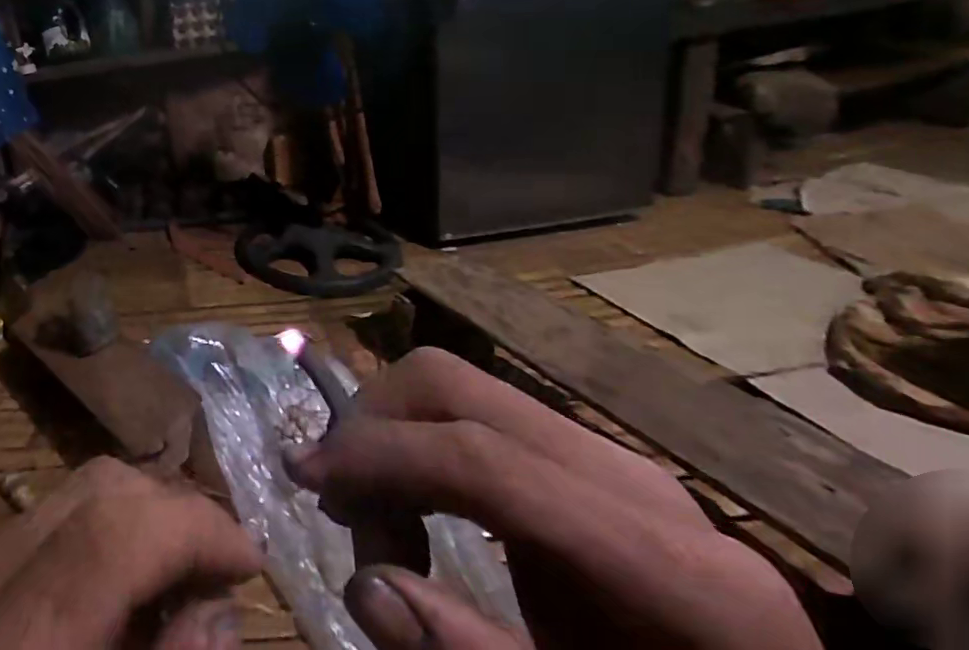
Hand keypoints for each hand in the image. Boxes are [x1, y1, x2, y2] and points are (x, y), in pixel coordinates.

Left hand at [0, 457, 260, 649]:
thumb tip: (215, 606)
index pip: (104, 540)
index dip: (192, 527)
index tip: (248, 559)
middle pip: (87, 493)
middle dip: (170, 514)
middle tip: (216, 575)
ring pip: (60, 502)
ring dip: (135, 527)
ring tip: (172, 586)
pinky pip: (30, 536)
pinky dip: (91, 551)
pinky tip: (113, 603)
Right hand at [285, 348, 822, 649]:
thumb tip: (365, 583)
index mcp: (665, 567)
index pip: (481, 458)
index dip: (377, 456)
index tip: (303, 477)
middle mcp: (632, 479)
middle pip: (454, 386)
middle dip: (370, 427)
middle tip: (340, 504)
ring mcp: (611, 459)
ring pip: (457, 387)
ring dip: (390, 436)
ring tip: (379, 521)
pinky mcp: (587, 460)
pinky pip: (475, 416)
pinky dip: (418, 444)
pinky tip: (415, 507)